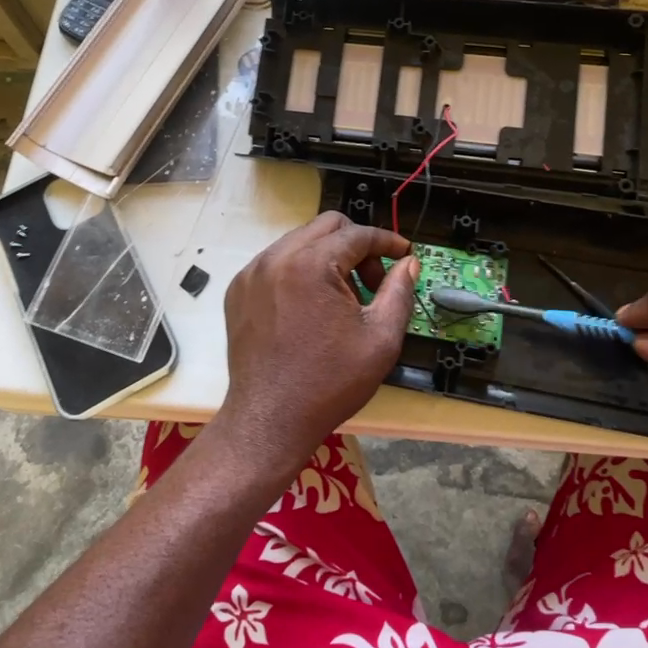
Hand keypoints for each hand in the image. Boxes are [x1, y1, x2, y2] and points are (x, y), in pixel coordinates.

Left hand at [215, 212, 418, 470]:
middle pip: (326, 227)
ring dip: (327, 257)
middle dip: (356, 246)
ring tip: (342, 300)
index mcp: (311, 263)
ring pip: (299, 242)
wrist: (270, 420)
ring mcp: (252, 273)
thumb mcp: (380, 339)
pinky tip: (310, 308)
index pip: (357, 234)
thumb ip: (399, 292)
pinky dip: (299, 271)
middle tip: (372, 283)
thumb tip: (408, 262)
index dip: (387, 241)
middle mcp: (277, 257)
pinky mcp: (238, 291)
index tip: (404, 254)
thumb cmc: (330, 383)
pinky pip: (276, 263)